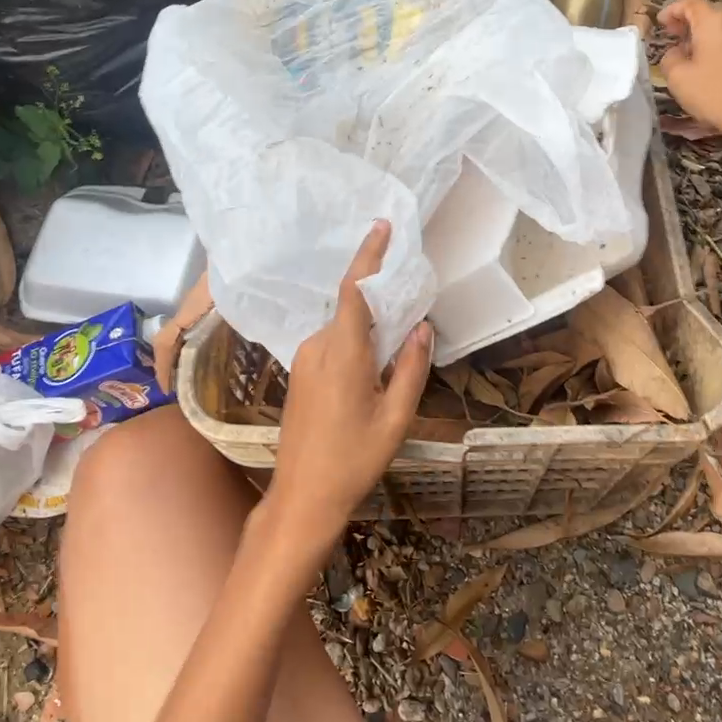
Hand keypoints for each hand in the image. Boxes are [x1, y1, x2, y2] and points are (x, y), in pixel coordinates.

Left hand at [266, 220, 432, 548]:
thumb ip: (411, 369)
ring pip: (342, 328)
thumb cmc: (353, 460)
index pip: (355, 291)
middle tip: (410, 298)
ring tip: (398, 344)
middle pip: (351, 307)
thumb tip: (422, 328)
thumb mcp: (395, 418)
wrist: (302, 496)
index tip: (383, 225)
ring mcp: (303, 361)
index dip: (369, 255)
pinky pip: (331, 344)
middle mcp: (317, 348)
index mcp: (342, 354)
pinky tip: (373, 365)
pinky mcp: (298, 375)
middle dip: (379, 296)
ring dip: (368, 325)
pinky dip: (355, 342)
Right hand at [657, 0, 721, 139]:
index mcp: (713, 21)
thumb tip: (675, 53)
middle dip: (688, 21)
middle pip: (708, 12)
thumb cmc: (715, 94)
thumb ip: (669, 59)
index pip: (690, 3)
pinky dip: (718, 44)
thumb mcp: (678, 78)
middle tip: (673, 36)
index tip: (660, 22)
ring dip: (703, 34)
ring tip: (689, 53)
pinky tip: (710, 65)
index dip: (672, 10)